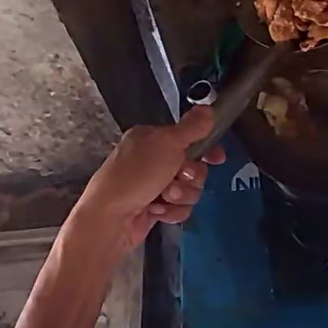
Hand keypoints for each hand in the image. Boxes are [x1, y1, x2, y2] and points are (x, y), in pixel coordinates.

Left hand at [71, 107, 225, 256]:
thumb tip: (208, 108)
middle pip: (193, 166)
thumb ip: (191, 127)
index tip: (217, 158)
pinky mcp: (155, 208)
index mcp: (151, 138)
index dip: (206, 148)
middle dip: (189, 177)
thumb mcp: (166, 144)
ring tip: (163, 197)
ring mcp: (153, 185)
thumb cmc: (136, 175)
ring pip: (189, 190)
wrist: (109, 219)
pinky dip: (172, 211)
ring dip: (180, 195)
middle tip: (176, 178)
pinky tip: (157, 211)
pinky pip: (180, 208)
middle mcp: (152, 159)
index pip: (188, 137)